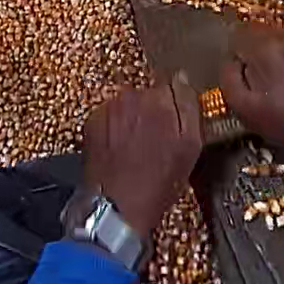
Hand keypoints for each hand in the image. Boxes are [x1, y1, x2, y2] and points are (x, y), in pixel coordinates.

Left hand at [81, 83, 202, 235]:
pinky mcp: (93, 119)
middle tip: (155, 139)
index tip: (174, 120)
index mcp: (161, 100)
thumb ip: (188, 106)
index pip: (171, 83)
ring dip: (132, 117)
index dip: (174, 103)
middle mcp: (133, 95)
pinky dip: (115, 126)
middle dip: (152, 110)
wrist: (117, 206)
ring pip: (128, 103)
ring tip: (135, 147)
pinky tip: (119, 149)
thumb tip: (182, 78)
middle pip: (148, 93)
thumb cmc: (159, 181)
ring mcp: (110, 107)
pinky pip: (109, 114)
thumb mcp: (189, 147)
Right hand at [221, 23, 283, 144]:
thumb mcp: (240, 104)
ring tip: (267, 75)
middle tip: (248, 71)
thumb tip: (229, 62)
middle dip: (249, 47)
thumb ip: (227, 76)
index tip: (234, 65)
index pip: (238, 33)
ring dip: (266, 49)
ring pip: (274, 36)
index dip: (232, 50)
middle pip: (256, 31)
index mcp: (264, 48)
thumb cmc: (279, 120)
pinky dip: (283, 54)